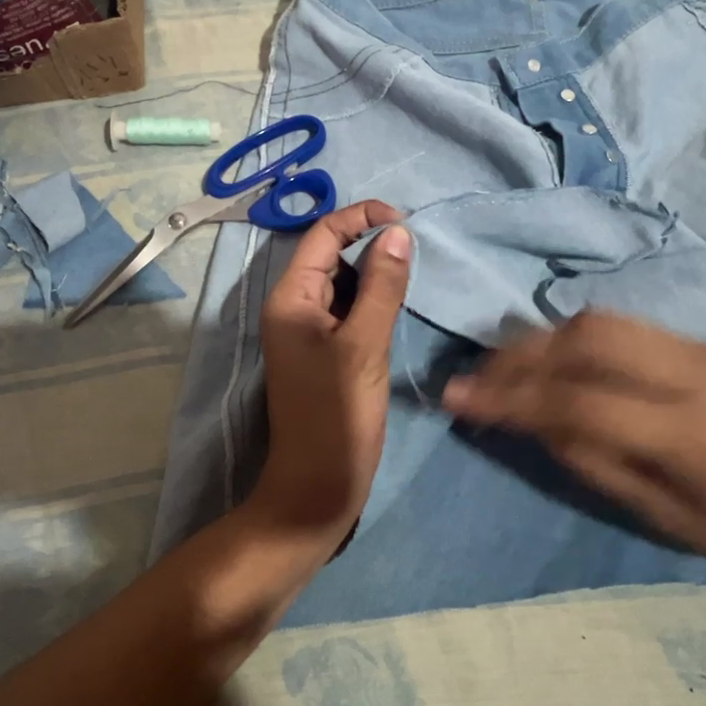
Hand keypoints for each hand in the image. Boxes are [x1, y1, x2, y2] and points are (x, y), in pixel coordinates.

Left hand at [248, 201, 412, 543]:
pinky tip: (397, 306)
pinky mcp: (323, 353)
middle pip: (330, 254)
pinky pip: (347, 311)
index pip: (323, 233)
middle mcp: (292, 306)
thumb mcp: (365, 346)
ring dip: (374, 273)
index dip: (362, 217)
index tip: (407, 222)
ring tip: (412, 276)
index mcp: (290, 297)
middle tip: (416, 252)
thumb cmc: (337, 416)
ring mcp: (307, 331)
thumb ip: (382, 286)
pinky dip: (371, 301)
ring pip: (341, 283)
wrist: (317, 488)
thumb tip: (398, 233)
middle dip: (370, 243)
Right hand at [441, 311, 705, 582]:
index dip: (510, 396)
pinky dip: (575, 339)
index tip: (456, 397)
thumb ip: (590, 459)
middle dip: (522, 350)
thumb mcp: (664, 517)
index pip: (581, 399)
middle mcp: (702, 374)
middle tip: (477, 373)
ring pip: (602, 320)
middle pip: (590, 335)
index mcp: (697, 435)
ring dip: (544, 338)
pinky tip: (551, 358)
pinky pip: (624, 327)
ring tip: (503, 364)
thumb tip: (526, 416)